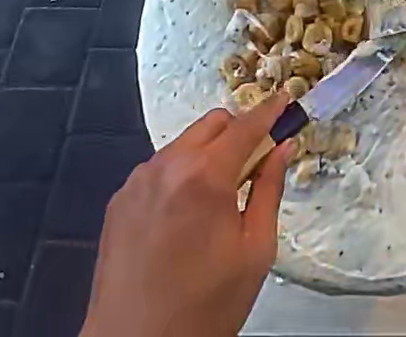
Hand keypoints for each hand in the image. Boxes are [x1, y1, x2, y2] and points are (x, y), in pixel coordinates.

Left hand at [81, 95, 294, 336]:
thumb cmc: (205, 306)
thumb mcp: (254, 250)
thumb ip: (269, 189)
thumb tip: (283, 147)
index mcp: (205, 176)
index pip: (247, 125)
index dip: (271, 109)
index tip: (286, 98)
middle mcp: (168, 166)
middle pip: (213, 123)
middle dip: (238, 131)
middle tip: (254, 162)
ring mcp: (138, 182)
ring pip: (185, 142)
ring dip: (208, 152)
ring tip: (217, 195)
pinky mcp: (119, 201)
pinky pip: (160, 168)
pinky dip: (180, 173)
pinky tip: (185, 213)